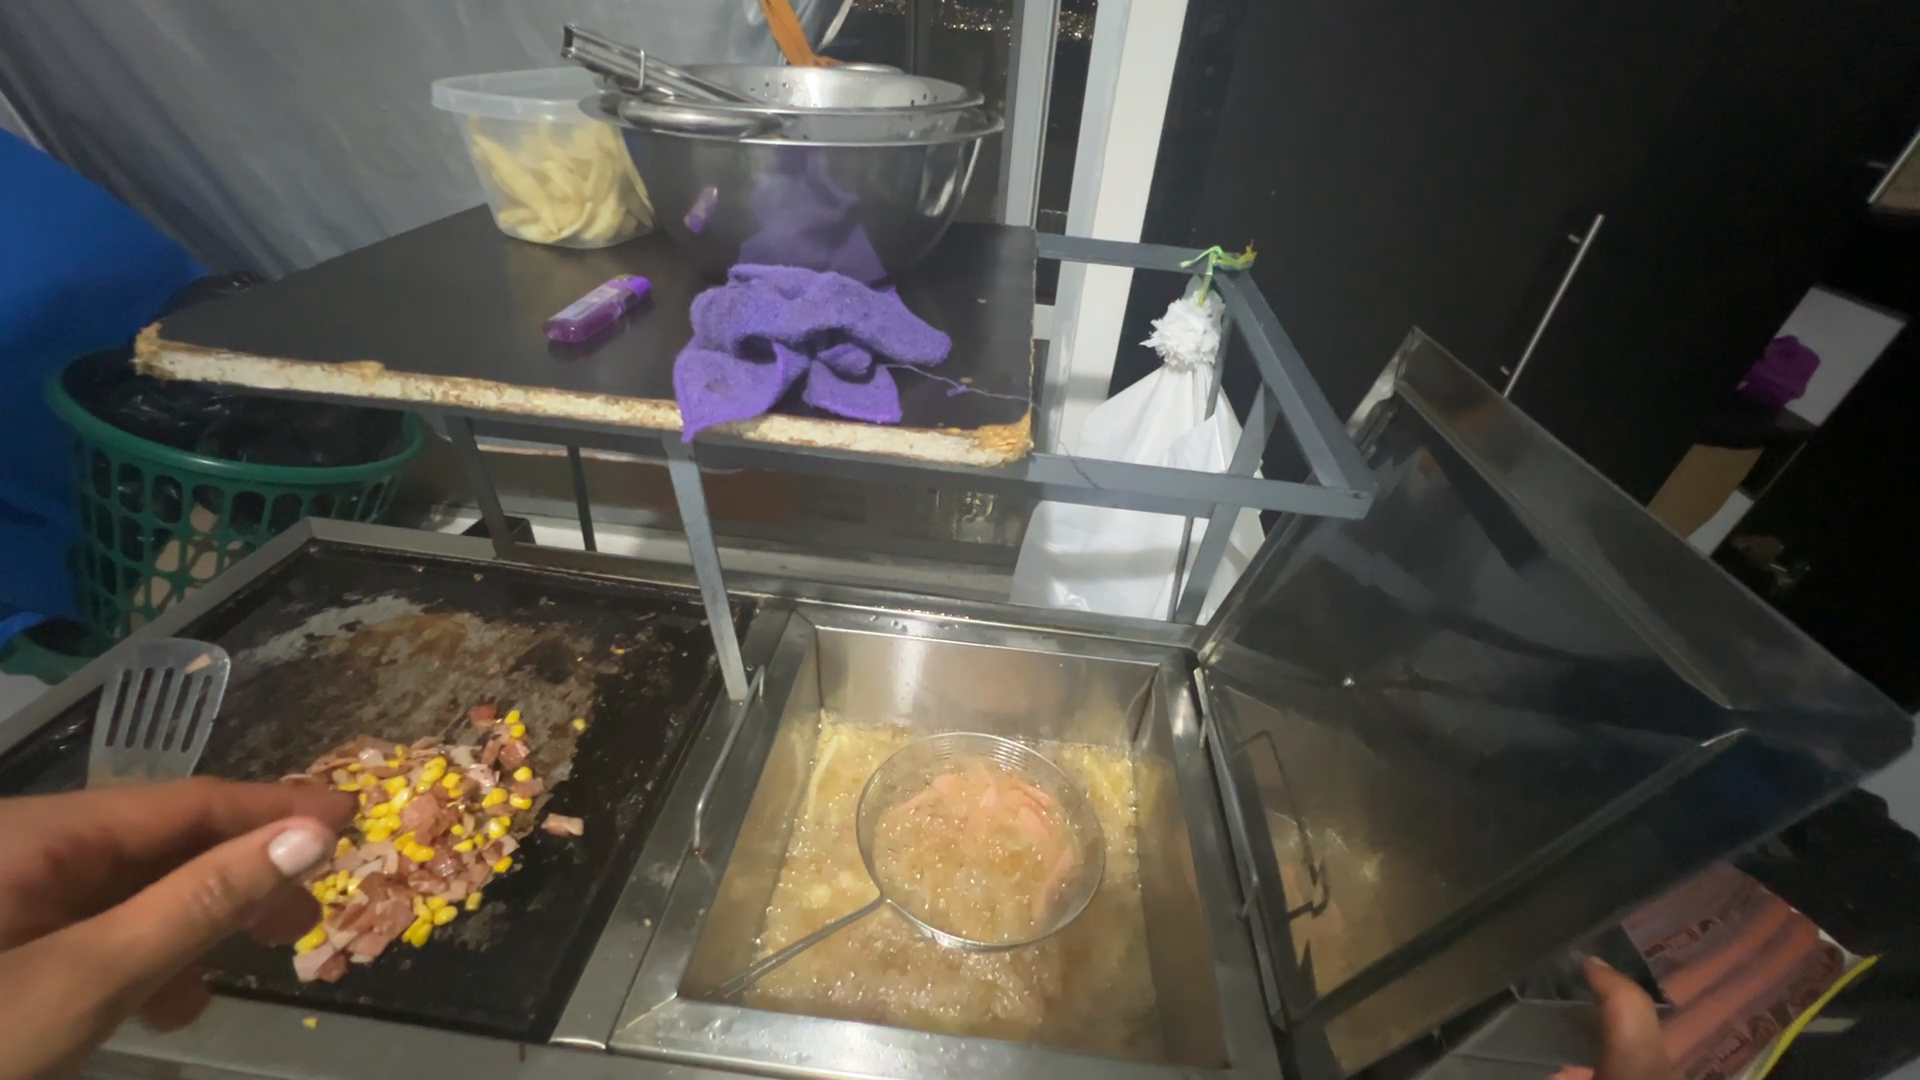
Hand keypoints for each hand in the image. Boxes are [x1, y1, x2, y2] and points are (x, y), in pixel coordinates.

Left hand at [0, 778, 351, 1076]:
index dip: (279, 808)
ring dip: (191, 926)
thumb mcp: (83, 983)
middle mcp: (16, 851)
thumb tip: (316, 833)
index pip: (191, 802)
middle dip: (240, 879)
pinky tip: (156, 1004)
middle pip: (163, 844)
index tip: (354, 819)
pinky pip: (83, 928)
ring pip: (128, 890)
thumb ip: (206, 900)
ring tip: (226, 980)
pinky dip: (136, 957)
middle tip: (303, 920)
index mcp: (32, 837)